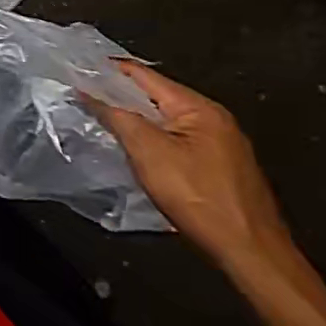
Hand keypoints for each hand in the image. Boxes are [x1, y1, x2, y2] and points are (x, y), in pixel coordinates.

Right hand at [86, 61, 288, 263]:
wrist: (251, 256)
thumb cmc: (197, 196)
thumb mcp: (146, 149)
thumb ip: (114, 115)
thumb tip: (87, 92)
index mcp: (199, 108)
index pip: (142, 75)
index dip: (106, 69)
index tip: (74, 69)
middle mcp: (214, 120)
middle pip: (154, 96)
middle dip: (117, 96)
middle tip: (79, 95)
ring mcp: (220, 145)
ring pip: (164, 120)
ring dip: (133, 119)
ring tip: (98, 119)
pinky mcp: (220, 168)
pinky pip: (175, 140)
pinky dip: (150, 138)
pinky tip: (132, 148)